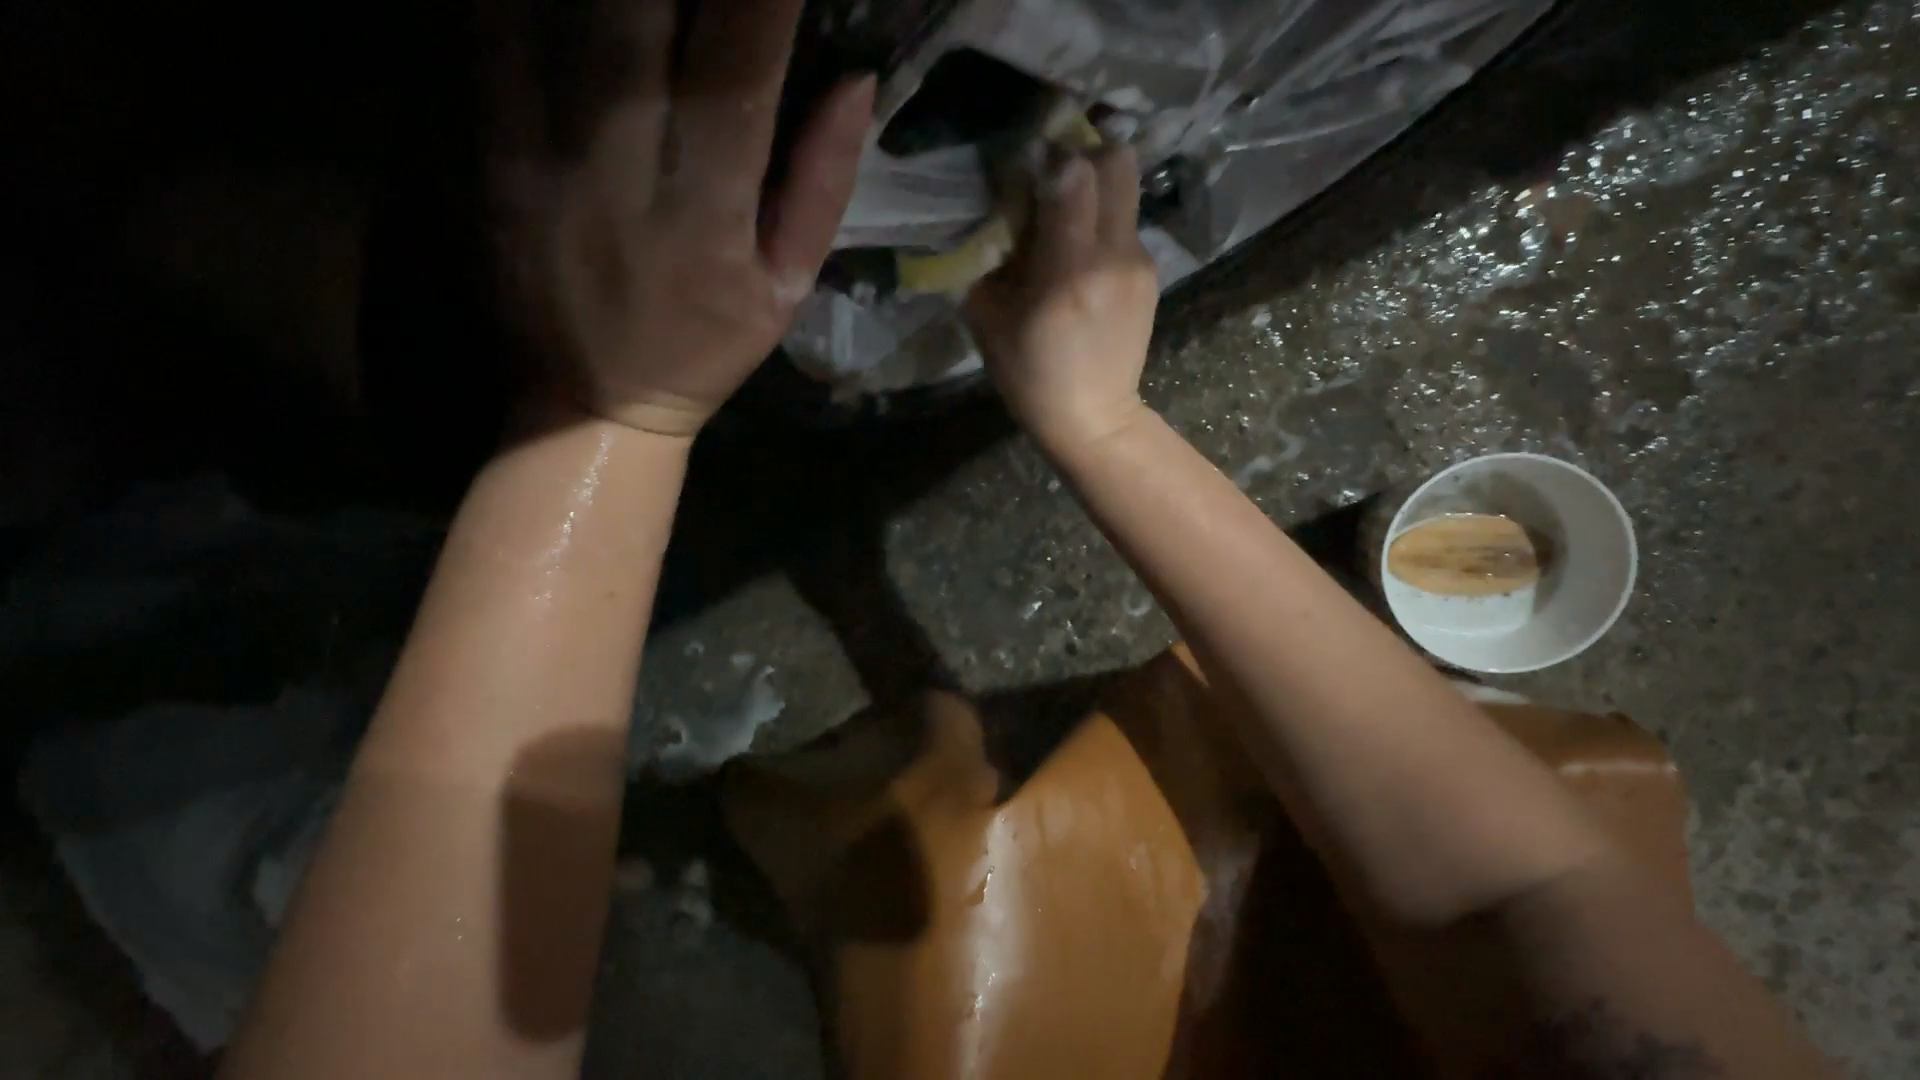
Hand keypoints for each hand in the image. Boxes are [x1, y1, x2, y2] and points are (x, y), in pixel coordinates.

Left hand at [482, 0, 874, 436]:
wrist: (593, 403)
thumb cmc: (706, 347)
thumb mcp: (787, 289)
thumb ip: (823, 187)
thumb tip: (858, 81)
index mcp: (711, 214)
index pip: (741, 72)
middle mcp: (627, 175)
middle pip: (636, 23)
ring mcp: (547, 160)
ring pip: (562, 22)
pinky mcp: (492, 157)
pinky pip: (488, 40)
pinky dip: (512, 2)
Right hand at [964, 146, 1158, 451]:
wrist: (1094, 418)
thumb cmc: (1031, 377)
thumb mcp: (990, 322)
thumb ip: (989, 260)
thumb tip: (991, 211)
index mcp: (1069, 270)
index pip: (1074, 176)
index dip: (1050, 153)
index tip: (1028, 158)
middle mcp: (1114, 256)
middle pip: (1118, 162)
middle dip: (1087, 150)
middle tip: (1056, 168)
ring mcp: (1140, 264)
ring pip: (1126, 191)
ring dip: (1096, 188)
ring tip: (1066, 214)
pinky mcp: (1151, 274)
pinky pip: (1127, 226)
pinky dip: (1103, 224)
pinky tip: (1082, 252)